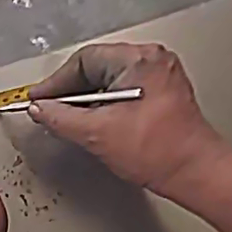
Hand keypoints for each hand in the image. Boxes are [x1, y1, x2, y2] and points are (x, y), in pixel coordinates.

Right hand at [27, 43, 229, 197]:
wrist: (191, 171)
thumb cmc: (159, 151)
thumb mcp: (96, 133)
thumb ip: (59, 118)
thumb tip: (40, 109)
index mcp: (140, 60)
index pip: (84, 60)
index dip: (56, 82)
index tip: (40, 98)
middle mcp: (153, 61)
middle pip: (95, 67)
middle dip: (69, 91)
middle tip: (50, 109)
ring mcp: (159, 76)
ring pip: (107, 80)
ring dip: (84, 99)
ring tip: (69, 119)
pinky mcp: (159, 94)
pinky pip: (120, 91)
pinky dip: (101, 105)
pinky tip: (91, 122)